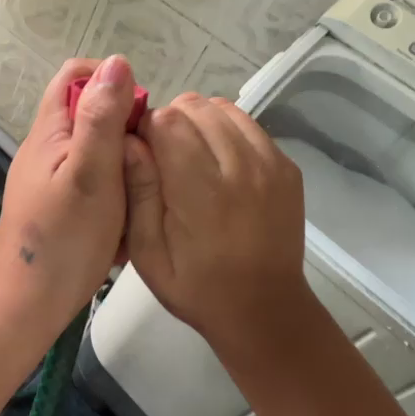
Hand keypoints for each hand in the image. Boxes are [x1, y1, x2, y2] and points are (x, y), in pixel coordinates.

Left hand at [0, 55, 139, 329]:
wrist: (29, 302)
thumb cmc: (65, 235)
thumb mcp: (92, 170)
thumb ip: (102, 117)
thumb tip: (117, 61)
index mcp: (51, 129)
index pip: (76, 75)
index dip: (111, 81)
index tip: (139, 114)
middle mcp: (47, 147)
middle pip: (91, 113)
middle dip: (126, 130)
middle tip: (145, 164)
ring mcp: (51, 178)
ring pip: (99, 152)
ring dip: (125, 168)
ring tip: (138, 198)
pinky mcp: (59, 206)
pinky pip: (95, 185)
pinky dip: (115, 197)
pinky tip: (125, 224)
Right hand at [122, 94, 307, 349]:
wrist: (263, 309)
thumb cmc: (194, 285)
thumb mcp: (147, 251)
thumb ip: (137, 191)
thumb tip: (127, 140)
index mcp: (202, 190)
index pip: (167, 120)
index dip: (146, 129)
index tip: (141, 153)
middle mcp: (240, 167)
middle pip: (194, 106)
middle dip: (170, 121)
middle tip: (163, 157)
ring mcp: (270, 163)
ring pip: (222, 108)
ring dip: (198, 122)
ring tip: (190, 156)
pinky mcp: (287, 166)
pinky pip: (247, 124)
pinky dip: (226, 131)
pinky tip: (217, 162)